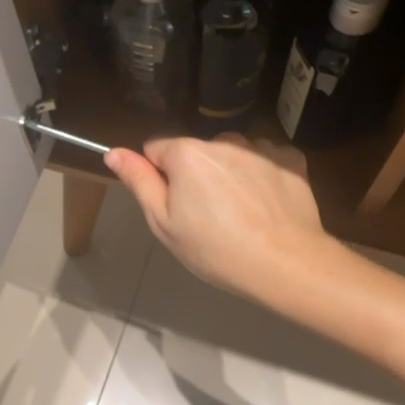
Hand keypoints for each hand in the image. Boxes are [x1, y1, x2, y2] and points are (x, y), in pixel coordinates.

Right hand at [104, 134, 342, 306]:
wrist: (286, 264)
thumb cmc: (215, 249)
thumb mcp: (164, 223)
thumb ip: (139, 182)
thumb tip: (113, 152)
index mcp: (187, 153)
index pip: (156, 149)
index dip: (159, 177)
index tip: (174, 206)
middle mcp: (224, 140)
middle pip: (196, 151)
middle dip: (196, 175)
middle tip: (206, 216)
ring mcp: (261, 148)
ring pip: (231, 154)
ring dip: (229, 172)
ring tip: (239, 212)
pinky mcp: (291, 160)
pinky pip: (265, 159)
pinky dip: (261, 175)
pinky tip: (265, 205)